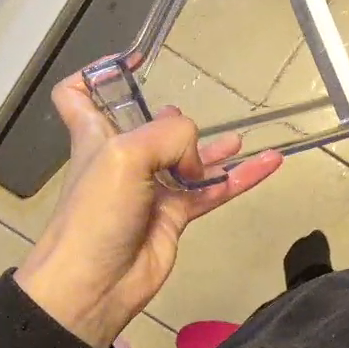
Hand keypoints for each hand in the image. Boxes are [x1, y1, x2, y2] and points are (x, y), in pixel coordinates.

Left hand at [15, 72, 281, 347]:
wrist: (95, 284)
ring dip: (216, 148)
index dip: (99, 74)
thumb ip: (169, 136)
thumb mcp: (125, 156)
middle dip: (171, 118)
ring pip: (191, 159)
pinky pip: (214, 190)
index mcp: (96, 136)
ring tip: (242, 139)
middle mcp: (124, 158)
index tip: (132, 63)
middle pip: (150, 126)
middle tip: (189, 119)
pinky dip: (242, 178)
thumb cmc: (96, 214)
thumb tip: (195, 156)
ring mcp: (152, 188)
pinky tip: (270, 164)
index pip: (78, 95)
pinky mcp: (176, 217)